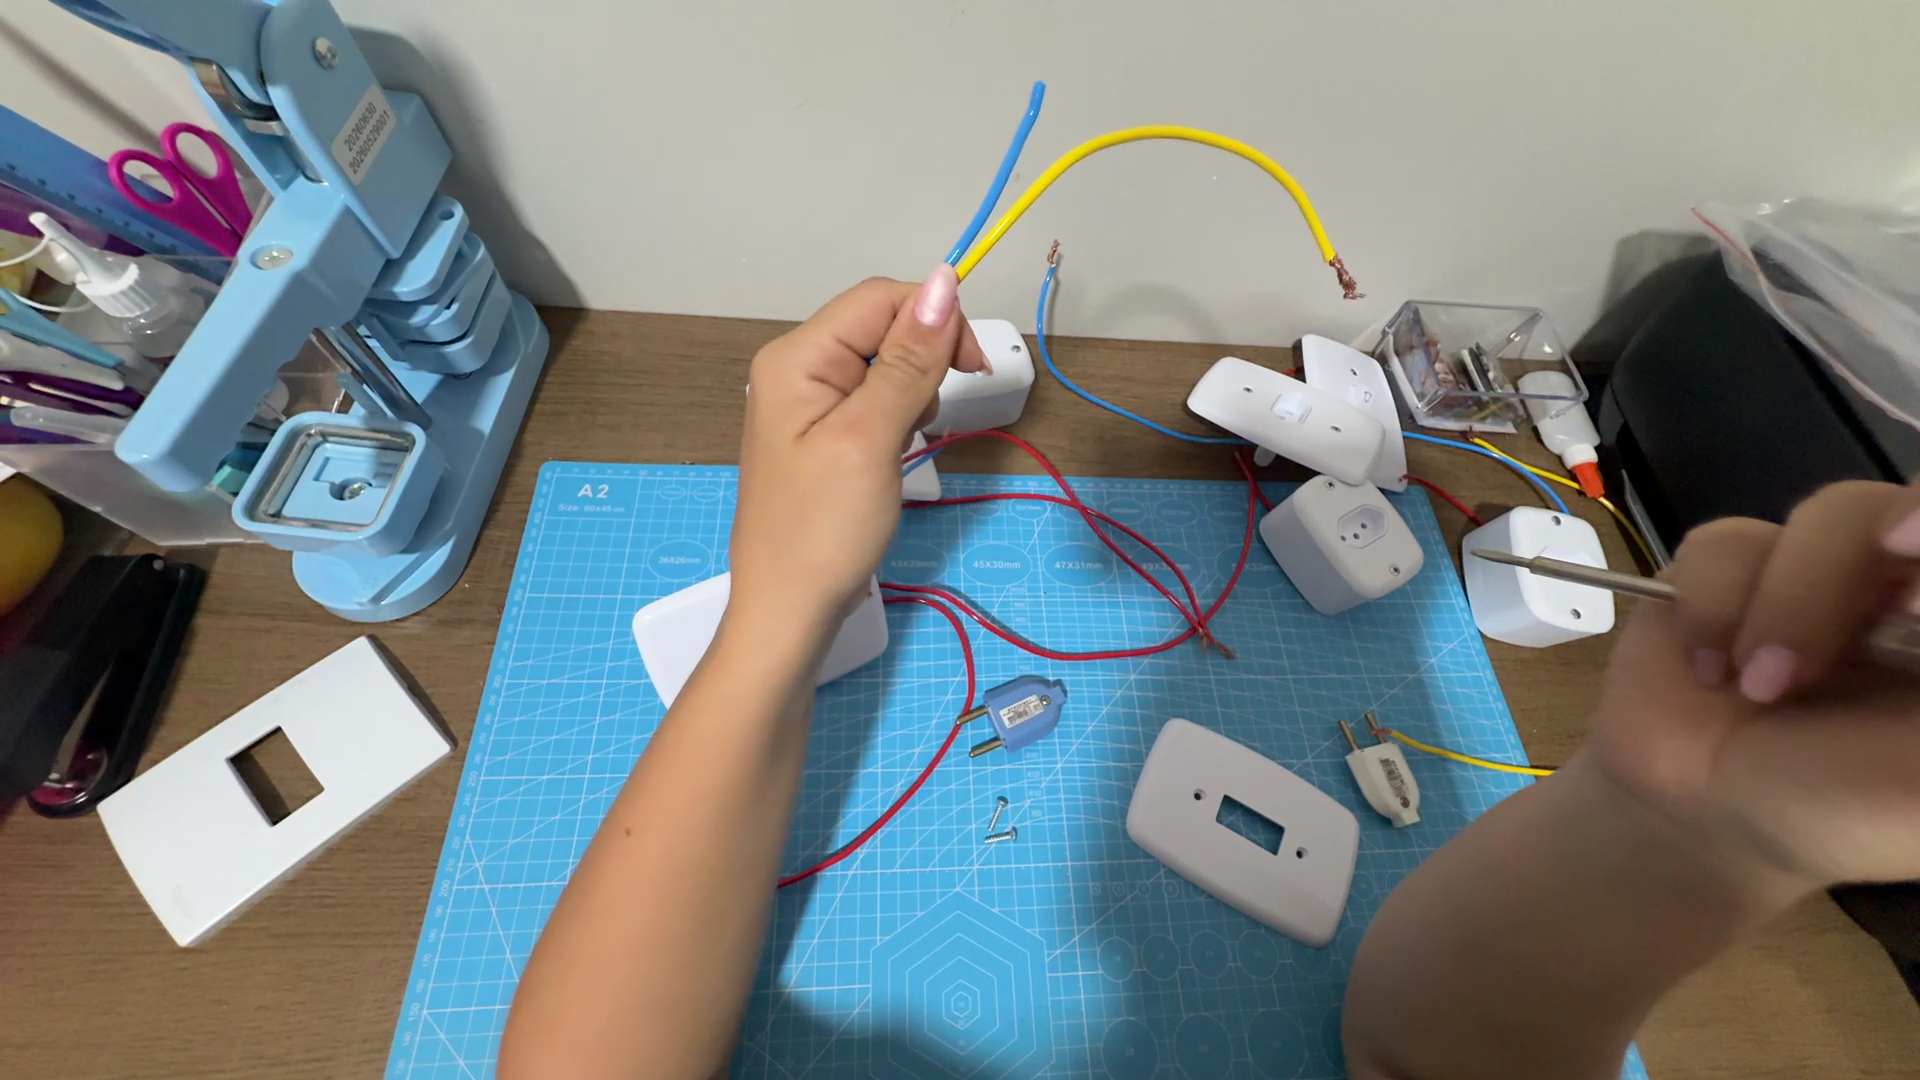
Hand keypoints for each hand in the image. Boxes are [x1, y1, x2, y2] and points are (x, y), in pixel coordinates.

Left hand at [726, 267, 985, 636]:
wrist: (791, 608)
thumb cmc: (825, 527)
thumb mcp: (870, 438)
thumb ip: (907, 359)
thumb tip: (944, 281)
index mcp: (797, 358)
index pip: (879, 299)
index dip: (935, 319)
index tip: (974, 371)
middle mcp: (798, 369)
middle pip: (880, 328)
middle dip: (922, 363)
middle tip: (928, 421)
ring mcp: (809, 405)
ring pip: (883, 366)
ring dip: (912, 394)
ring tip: (905, 444)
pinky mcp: (824, 435)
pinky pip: (873, 402)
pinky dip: (898, 419)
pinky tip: (895, 452)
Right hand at [1585, 480, 1919, 891]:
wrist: (1696, 810)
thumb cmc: (1845, 807)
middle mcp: (1913, 584)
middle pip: (1919, 503)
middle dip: (1881, 559)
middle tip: (1889, 596)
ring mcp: (1817, 570)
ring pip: (1831, 515)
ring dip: (1786, 605)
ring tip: (1757, 685)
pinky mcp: (1719, 571)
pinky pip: (1721, 544)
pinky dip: (1708, 607)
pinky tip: (1707, 667)